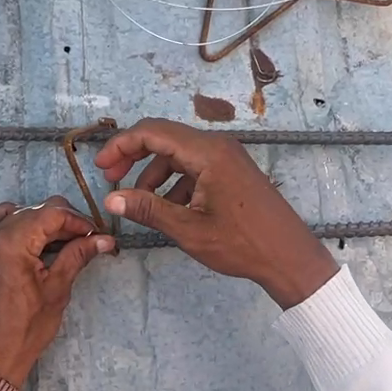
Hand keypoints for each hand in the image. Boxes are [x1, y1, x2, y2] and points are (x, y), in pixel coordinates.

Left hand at [0, 196, 114, 387]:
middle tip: (86, 240)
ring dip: (41, 220)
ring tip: (61, 239)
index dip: (79, 221)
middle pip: (36, 211)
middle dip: (64, 221)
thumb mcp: (56, 290)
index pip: (53, 214)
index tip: (97, 234)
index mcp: (12, 243)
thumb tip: (103, 240)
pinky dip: (9, 218)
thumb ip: (77, 256)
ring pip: (16, 213)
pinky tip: (27, 230)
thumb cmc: (24, 330)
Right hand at [94, 118, 336, 308]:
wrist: (290, 257)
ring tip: (139, 203)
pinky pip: (194, 167)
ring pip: (177, 155)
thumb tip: (111, 198)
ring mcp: (227, 157)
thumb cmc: (242, 244)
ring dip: (153, 174)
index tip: (101, 167)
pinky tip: (169, 209)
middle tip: (111, 179)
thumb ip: (148, 209)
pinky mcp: (231, 171)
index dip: (121, 145)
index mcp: (207, 153)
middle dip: (133, 157)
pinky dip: (174, 182)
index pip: (153, 132)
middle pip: (164, 139)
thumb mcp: (188, 229)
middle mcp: (217, 146)